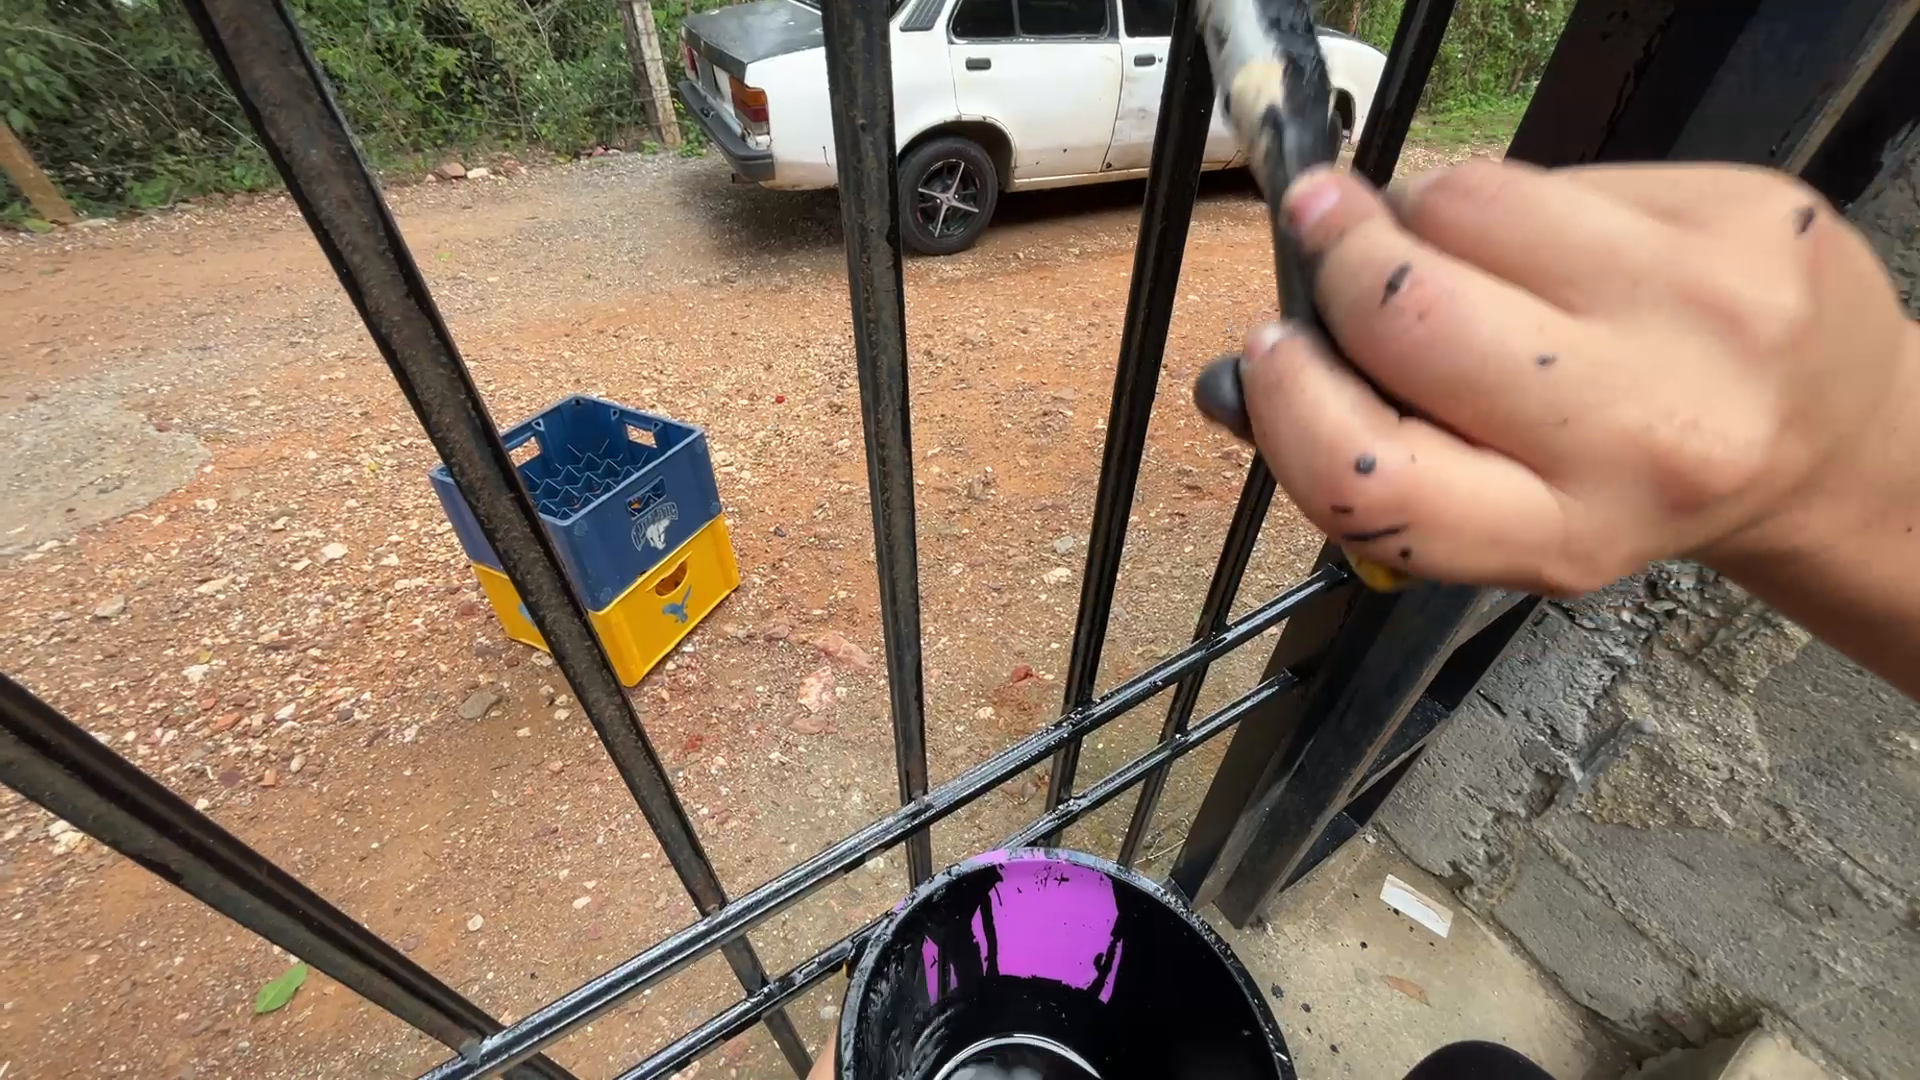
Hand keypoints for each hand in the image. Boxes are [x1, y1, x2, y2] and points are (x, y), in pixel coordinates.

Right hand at [1223, 160, 1919, 689]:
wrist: (1813, 438)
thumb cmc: (1599, 486)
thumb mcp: (1475, 514)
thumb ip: (1347, 457)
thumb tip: (1234, 382)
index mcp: (1546, 534)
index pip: (1365, 475)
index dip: (1289, 404)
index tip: (1265, 350)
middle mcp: (1635, 431)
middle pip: (1405, 315)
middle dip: (1333, 265)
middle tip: (1314, 239)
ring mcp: (1700, 308)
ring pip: (1458, 211)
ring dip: (1398, 216)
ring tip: (1414, 243)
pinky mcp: (1736, 211)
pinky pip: (1531, 173)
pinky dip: (1473, 195)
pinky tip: (1497, 230)